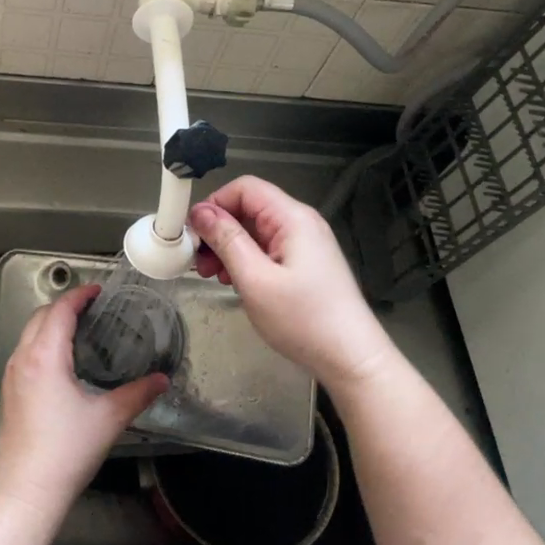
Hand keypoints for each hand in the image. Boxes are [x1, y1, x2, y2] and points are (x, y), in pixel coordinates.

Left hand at [0, 285, 166, 518]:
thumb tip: (162, 380)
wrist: (26, 491)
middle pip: (40, 317)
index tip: (98, 292)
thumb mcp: (108, 419)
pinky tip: (63, 364)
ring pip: (29, 335)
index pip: (60, 311)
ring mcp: (11, 377)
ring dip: (51, 325)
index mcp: (44, 356)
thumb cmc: (67, 451)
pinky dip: (43, 345)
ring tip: (81, 332)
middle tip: (93, 309)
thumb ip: (137, 394)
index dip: (79, 296)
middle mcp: (22, 359)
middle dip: (64, 307)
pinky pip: (25, 354)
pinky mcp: (9, 394)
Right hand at [190, 176, 396, 390]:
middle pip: (248, 208)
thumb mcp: (255, 280)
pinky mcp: (305, 263)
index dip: (214, 204)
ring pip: (255, 231)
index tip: (193, 234)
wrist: (350, 357)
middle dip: (218, 230)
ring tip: (212, 277)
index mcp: (292, 218)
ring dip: (228, 248)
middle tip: (198, 263)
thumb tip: (200, 212)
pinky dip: (245, 260)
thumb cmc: (303, 319)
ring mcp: (305, 244)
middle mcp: (301, 223)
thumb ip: (226, 240)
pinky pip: (266, 249)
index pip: (245, 188)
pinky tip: (234, 283)